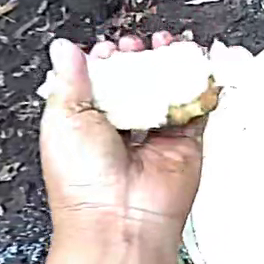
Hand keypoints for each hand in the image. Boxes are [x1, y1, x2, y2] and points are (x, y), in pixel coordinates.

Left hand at [39, 33, 203, 247]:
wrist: (120, 218)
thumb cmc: (82, 180)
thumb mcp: (63, 119)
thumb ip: (70, 80)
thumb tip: (65, 49)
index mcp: (86, 122)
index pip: (100, 82)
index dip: (107, 61)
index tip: (112, 48)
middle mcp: (123, 129)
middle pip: (137, 85)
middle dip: (140, 61)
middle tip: (141, 45)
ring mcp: (156, 136)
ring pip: (168, 93)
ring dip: (170, 69)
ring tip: (168, 46)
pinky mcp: (185, 144)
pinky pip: (196, 112)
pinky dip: (200, 91)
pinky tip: (196, 70)